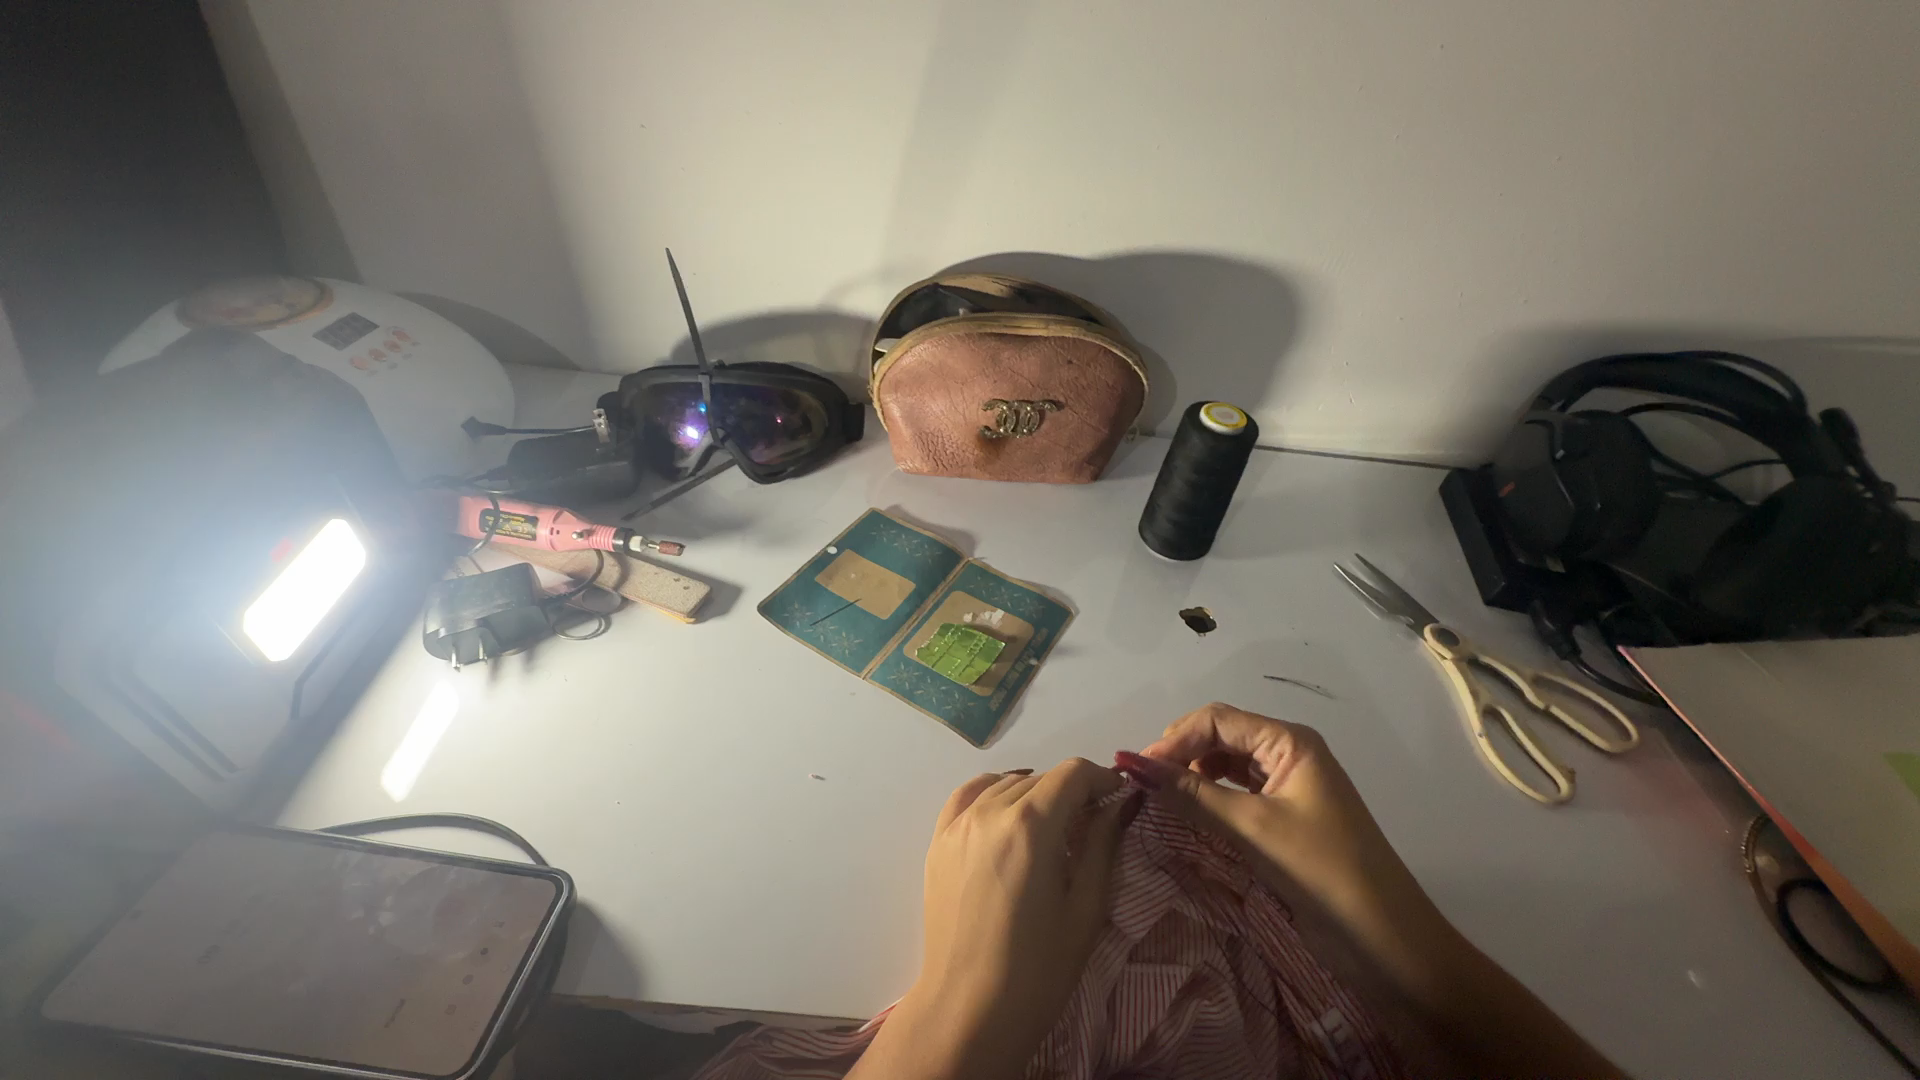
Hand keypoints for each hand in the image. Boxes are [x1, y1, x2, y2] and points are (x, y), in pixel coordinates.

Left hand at [849, 759, 1135, 1079]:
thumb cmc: (1038, 967)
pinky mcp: (938, 839)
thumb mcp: (1086, 908)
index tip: (1117, 798)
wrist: (969, 1009)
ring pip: (1006, 784)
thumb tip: (1120, 804)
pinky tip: (1007, 813)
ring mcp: (958, 823)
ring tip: (1051, 827)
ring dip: (1035, 794)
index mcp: (1031, 825)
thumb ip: (1103, 845)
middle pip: (1041, 778)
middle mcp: (990, 811)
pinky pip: (968, 795)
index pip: (1072, 773)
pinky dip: (992, 792)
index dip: (1101, 778)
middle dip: (1072, 791)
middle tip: (1091, 822)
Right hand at [1125, 702, 1435, 941]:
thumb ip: (1189, 793)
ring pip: (1227, 762)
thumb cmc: (1322, 871)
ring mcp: (1290, 784)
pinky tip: (1191, 812)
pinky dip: (1210, 795)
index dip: (1174, 739)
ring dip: (1193, 774)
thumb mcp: (1251, 827)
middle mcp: (1289, 752)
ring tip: (1163, 798)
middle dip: (1181, 753)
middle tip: (1146, 784)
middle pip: (1221, 735)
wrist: (1389, 943)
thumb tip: (1128, 762)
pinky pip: (1238, 789)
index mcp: (1290, 741)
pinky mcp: (1287, 814)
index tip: (1138, 771)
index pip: (1217, 720)